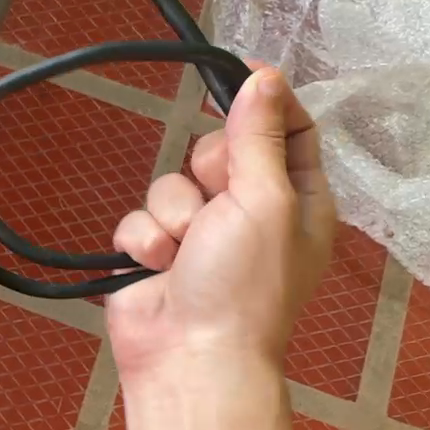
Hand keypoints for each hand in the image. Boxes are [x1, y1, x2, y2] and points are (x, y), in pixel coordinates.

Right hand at [105, 66, 333, 386]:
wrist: (188, 353)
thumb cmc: (244, 282)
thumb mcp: (265, 201)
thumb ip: (258, 138)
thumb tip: (264, 76)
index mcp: (293, 197)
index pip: (288, 131)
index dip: (266, 105)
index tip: (242, 77)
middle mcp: (245, 211)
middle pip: (215, 152)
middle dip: (204, 172)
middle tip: (216, 201)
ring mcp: (194, 234)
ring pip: (168, 186)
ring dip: (171, 216)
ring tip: (181, 251)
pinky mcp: (150, 253)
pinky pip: (136, 221)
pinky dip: (142, 242)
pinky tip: (153, 266)